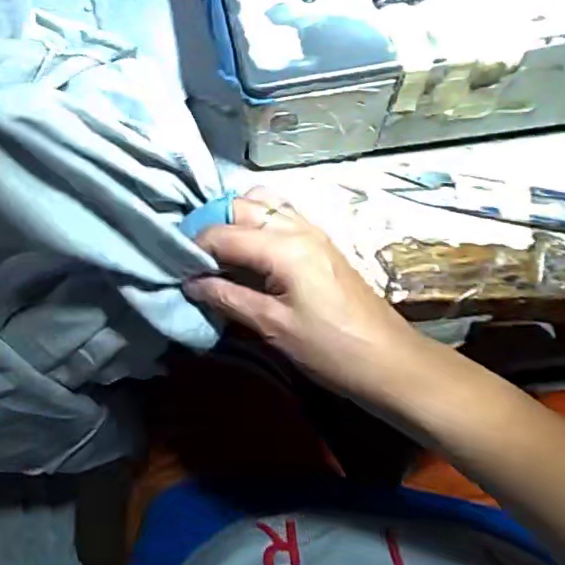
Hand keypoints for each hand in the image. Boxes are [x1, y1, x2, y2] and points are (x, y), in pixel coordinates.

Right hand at [186, 188, 441, 403]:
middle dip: (211, 225)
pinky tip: (248, 249)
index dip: (194, 247)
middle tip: (192, 256)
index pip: (223, 233)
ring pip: (262, 202)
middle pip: (240, 206)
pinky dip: (257, 220)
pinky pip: (281, 213)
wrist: (391, 361)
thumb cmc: (332, 350)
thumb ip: (228, 297)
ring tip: (219, 250)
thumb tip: (190, 283)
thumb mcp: (274, 327)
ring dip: (235, 217)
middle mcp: (297, 226)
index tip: (174, 265)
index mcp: (284, 246)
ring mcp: (312, 230)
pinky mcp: (320, 240)